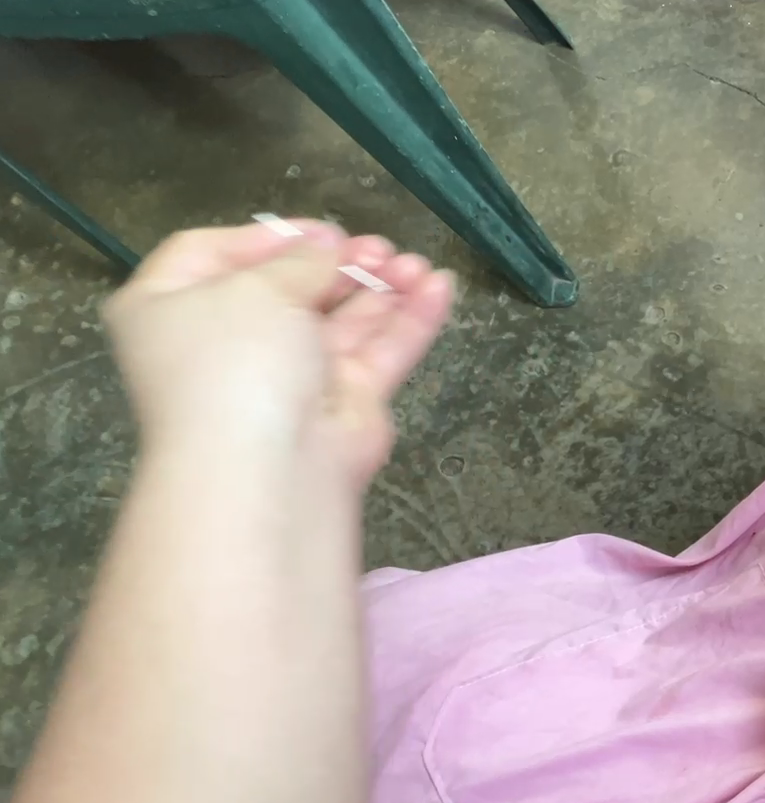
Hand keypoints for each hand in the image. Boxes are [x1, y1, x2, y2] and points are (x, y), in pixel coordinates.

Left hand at [102, 219, 453, 487]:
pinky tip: (439, 289)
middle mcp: (237, 338)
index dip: (271, 237)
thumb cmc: (235, 364)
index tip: (324, 230)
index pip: (217, 254)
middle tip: (382, 250)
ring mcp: (300, 371)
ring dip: (386, 289)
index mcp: (177, 306)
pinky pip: (384, 349)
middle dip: (342, 265)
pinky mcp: (353, 396)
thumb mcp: (253, 292)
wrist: (274, 461)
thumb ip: (300, 263)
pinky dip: (413, 319)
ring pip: (350, 320)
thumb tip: (329, 246)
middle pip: (296, 288)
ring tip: (420, 266)